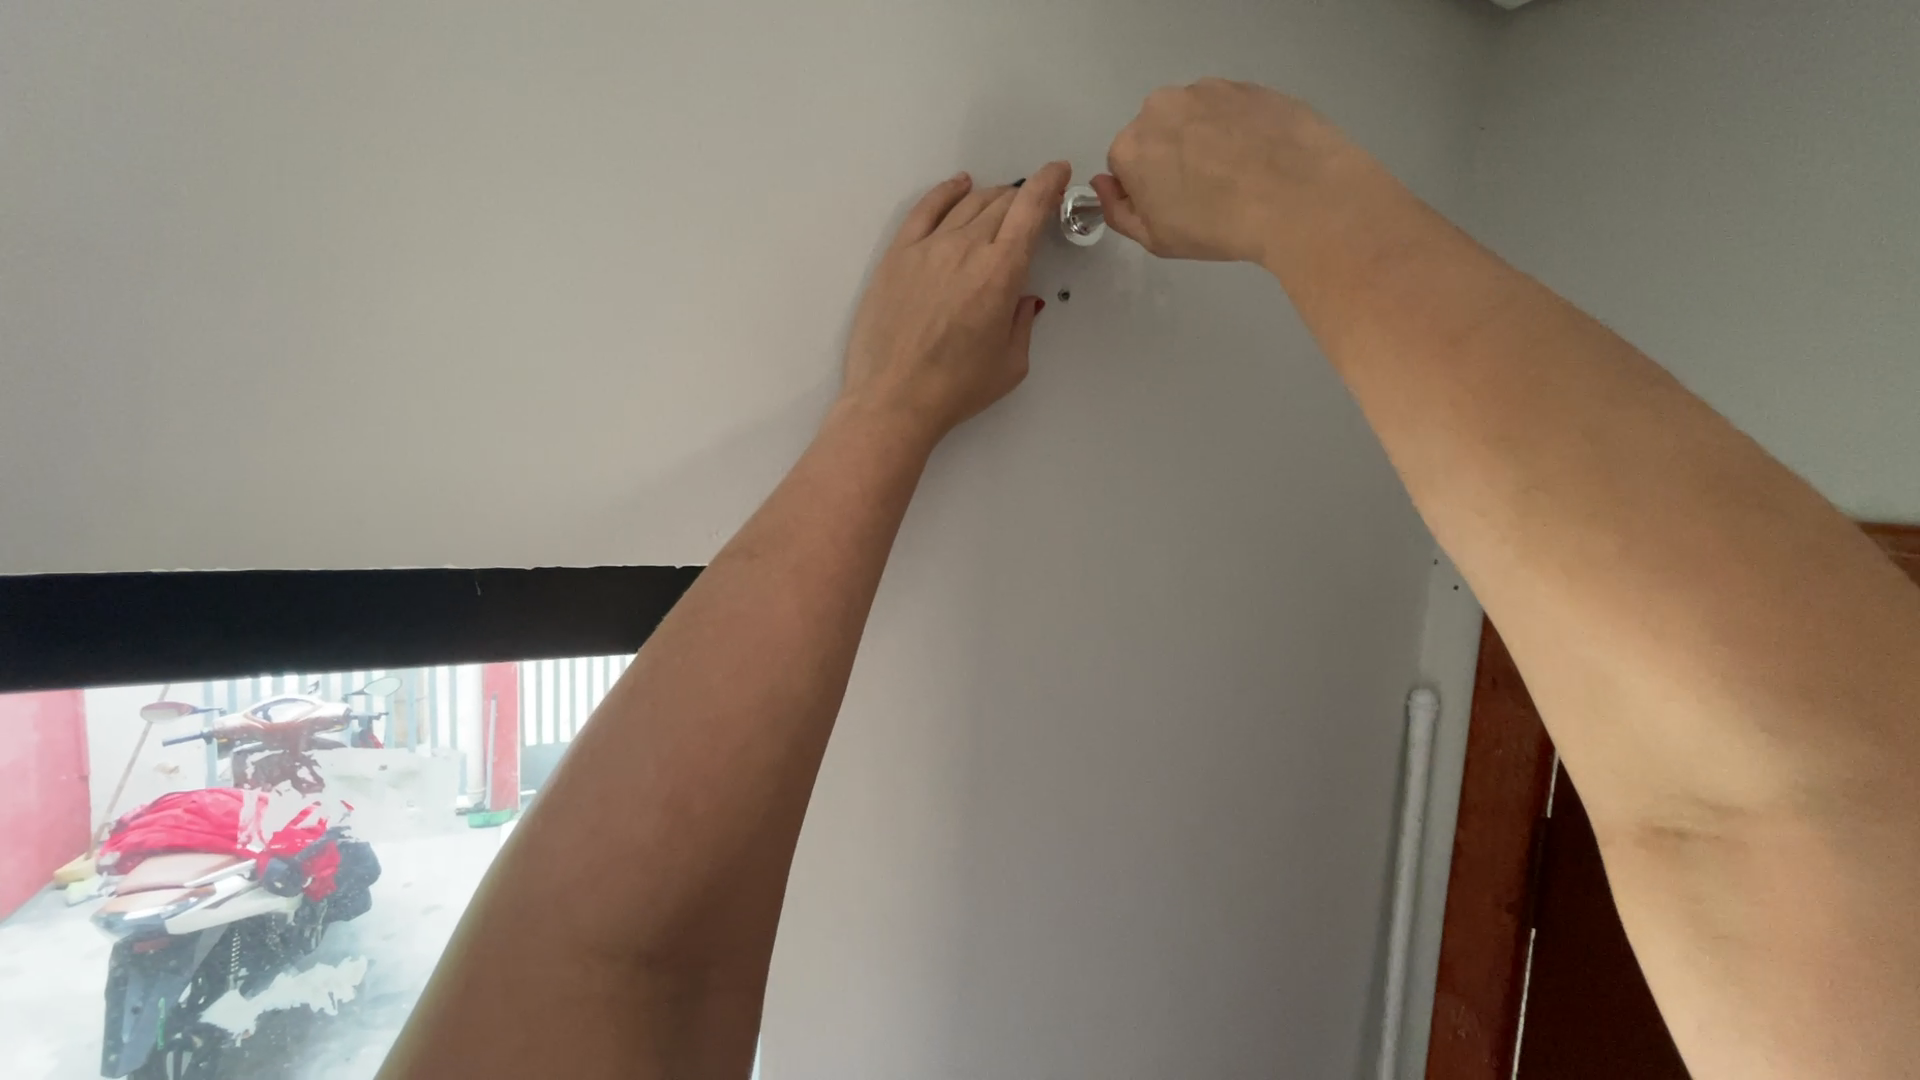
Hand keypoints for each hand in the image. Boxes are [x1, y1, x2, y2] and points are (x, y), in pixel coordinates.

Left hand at [838, 163, 1070, 446]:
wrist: (893, 400)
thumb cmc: (954, 390)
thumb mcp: (1010, 365)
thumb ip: (1022, 323)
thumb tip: (1021, 299)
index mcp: (1000, 273)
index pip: (1030, 209)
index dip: (1049, 184)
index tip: (1058, 173)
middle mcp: (965, 249)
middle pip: (1001, 203)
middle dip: (1022, 198)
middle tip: (1031, 206)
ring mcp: (927, 248)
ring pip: (967, 204)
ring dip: (990, 197)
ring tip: (1000, 201)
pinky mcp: (897, 256)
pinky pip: (925, 209)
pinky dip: (946, 192)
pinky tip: (959, 186)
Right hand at [1091, 79, 1377, 266]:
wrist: (1296, 196)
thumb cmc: (1216, 227)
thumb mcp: (1154, 239)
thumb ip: (1118, 211)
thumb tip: (1104, 185)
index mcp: (1130, 147)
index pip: (1123, 166)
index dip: (1144, 190)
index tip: (1169, 208)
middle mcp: (1161, 108)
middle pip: (1156, 134)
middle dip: (1170, 158)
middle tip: (1201, 194)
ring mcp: (1206, 91)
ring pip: (1193, 118)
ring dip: (1203, 141)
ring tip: (1233, 176)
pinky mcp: (1247, 85)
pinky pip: (1229, 110)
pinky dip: (1236, 130)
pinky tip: (1256, 159)